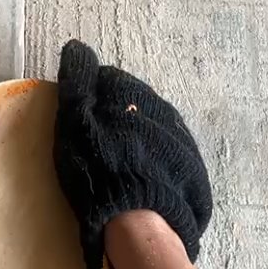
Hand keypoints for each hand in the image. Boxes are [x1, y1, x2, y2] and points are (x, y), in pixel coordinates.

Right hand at [53, 39, 212, 268]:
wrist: (139, 221)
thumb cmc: (97, 168)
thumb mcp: (74, 122)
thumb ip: (77, 82)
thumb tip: (78, 47)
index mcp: (132, 92)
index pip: (108, 81)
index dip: (90, 100)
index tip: (79, 121)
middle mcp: (162, 108)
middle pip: (134, 105)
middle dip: (118, 118)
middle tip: (98, 146)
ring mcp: (181, 139)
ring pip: (154, 131)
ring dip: (139, 141)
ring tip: (121, 167)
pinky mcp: (193, 169)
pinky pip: (169, 158)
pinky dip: (156, 164)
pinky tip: (143, 183)